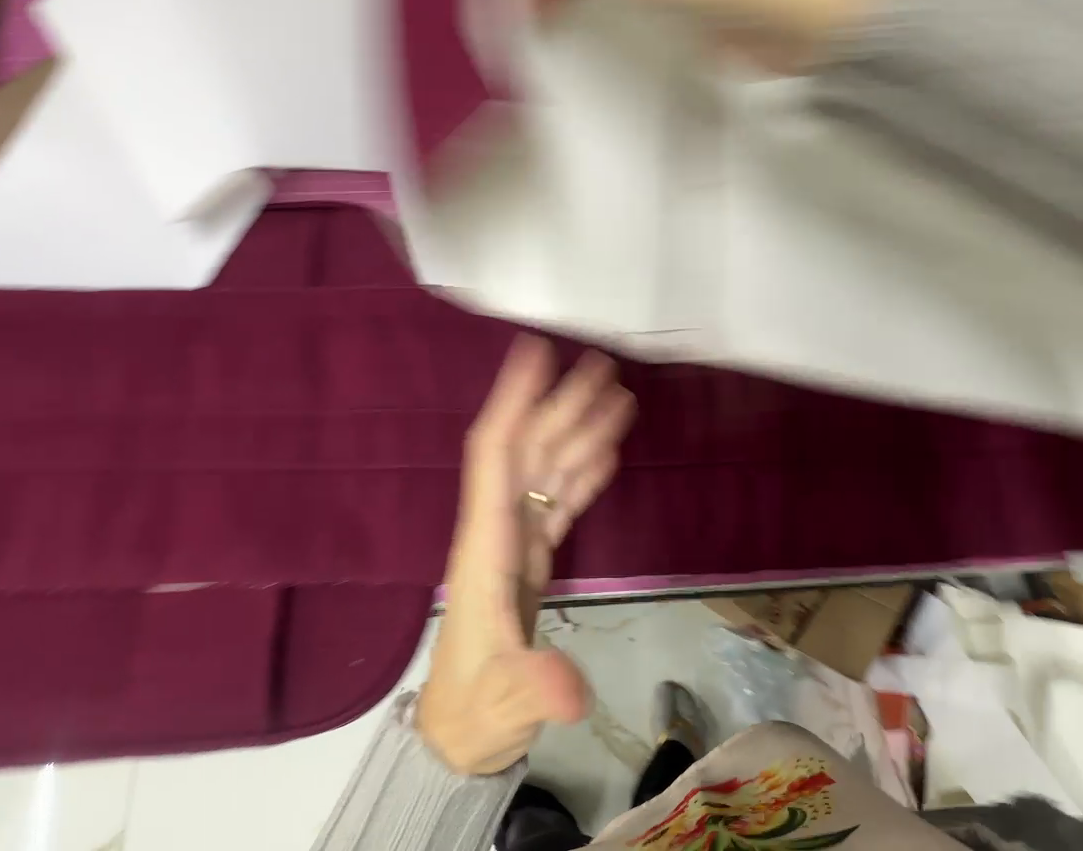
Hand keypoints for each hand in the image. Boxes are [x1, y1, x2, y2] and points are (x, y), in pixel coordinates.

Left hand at [417, 335, 636, 773]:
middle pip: (530, 449)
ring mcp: (518, 539)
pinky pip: (562, 498)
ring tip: (617, 394)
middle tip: (603, 364)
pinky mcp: (535, 556)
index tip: (535, 354)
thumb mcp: (505, 702)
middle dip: (562, 405)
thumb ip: (534, 688)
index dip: (513, 401)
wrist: (464, 729)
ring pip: (548, 468)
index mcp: (486, 543)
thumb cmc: (477, 708)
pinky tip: (607, 448)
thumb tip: (570, 689)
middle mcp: (499, 527)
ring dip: (579, 429)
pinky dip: (584, 470)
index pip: (495, 454)